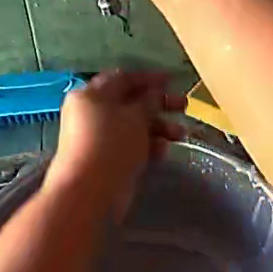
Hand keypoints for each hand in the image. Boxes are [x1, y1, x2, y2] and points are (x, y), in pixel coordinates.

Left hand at [51, 70, 185, 216]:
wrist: (89, 193)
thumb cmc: (112, 144)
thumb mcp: (137, 116)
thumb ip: (150, 100)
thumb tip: (156, 93)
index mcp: (92, 95)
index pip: (123, 78)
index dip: (149, 78)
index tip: (173, 80)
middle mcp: (92, 113)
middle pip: (130, 102)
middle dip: (159, 104)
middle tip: (183, 106)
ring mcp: (97, 138)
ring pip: (133, 126)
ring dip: (159, 127)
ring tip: (180, 135)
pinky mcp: (105, 159)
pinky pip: (130, 145)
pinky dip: (148, 146)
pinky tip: (163, 152)